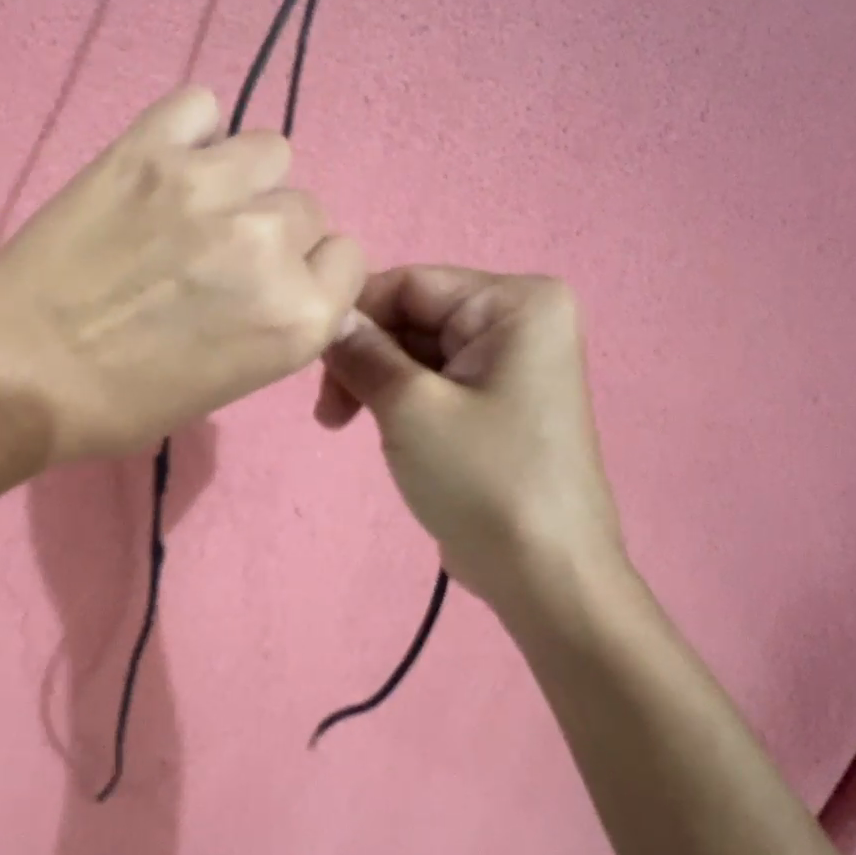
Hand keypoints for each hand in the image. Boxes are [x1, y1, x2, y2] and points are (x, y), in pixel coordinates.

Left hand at [0, 86, 365, 463]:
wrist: (14, 376)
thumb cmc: (113, 409)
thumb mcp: (219, 390)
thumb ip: (267, 330)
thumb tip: (274, 287)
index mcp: (297, 320)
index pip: (347, 262)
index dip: (309, 273)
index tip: (269, 284)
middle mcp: (270, 246)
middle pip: (306, 211)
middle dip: (271, 235)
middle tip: (214, 257)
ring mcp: (210, 188)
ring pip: (268, 151)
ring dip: (241, 179)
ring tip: (190, 207)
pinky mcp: (149, 150)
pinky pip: (200, 107)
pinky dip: (189, 131)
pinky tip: (160, 167)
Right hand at [316, 267, 623, 608]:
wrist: (543, 571)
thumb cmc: (482, 478)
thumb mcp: (408, 407)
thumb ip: (361, 352)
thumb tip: (327, 319)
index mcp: (516, 303)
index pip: (410, 283)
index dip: (353, 317)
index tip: (312, 368)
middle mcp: (520, 321)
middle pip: (413, 316)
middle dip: (363, 358)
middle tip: (328, 414)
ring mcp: (511, 364)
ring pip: (416, 352)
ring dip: (373, 383)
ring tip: (341, 426)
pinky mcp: (498, 403)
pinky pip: (433, 382)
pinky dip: (397, 400)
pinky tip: (378, 429)